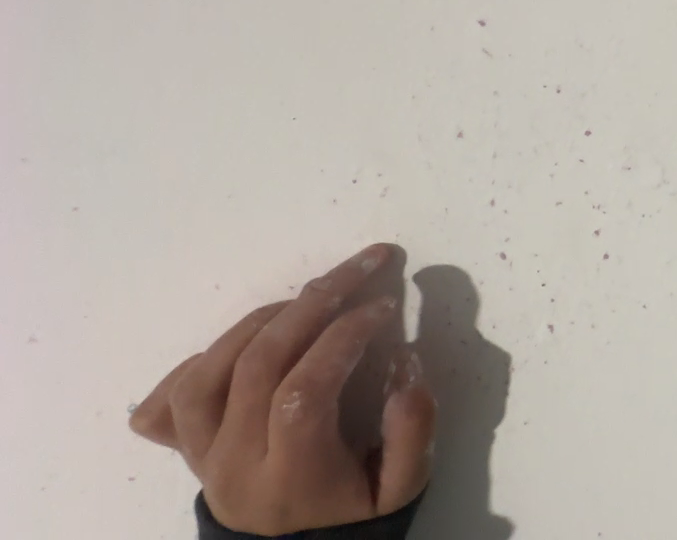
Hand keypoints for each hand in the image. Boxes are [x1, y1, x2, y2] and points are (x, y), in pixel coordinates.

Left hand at [129, 244, 435, 534]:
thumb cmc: (355, 508)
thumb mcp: (403, 484)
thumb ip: (414, 430)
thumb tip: (407, 363)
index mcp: (290, 474)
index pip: (303, 392)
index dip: (344, 338)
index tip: (386, 306)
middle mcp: (233, 463)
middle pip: (255, 367)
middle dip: (315, 302)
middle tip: (363, 265)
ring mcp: (198, 456)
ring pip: (206, 375)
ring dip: (261, 320)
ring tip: (311, 296)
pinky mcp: (183, 449)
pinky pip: (165, 402)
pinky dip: (201, 359)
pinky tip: (250, 340)